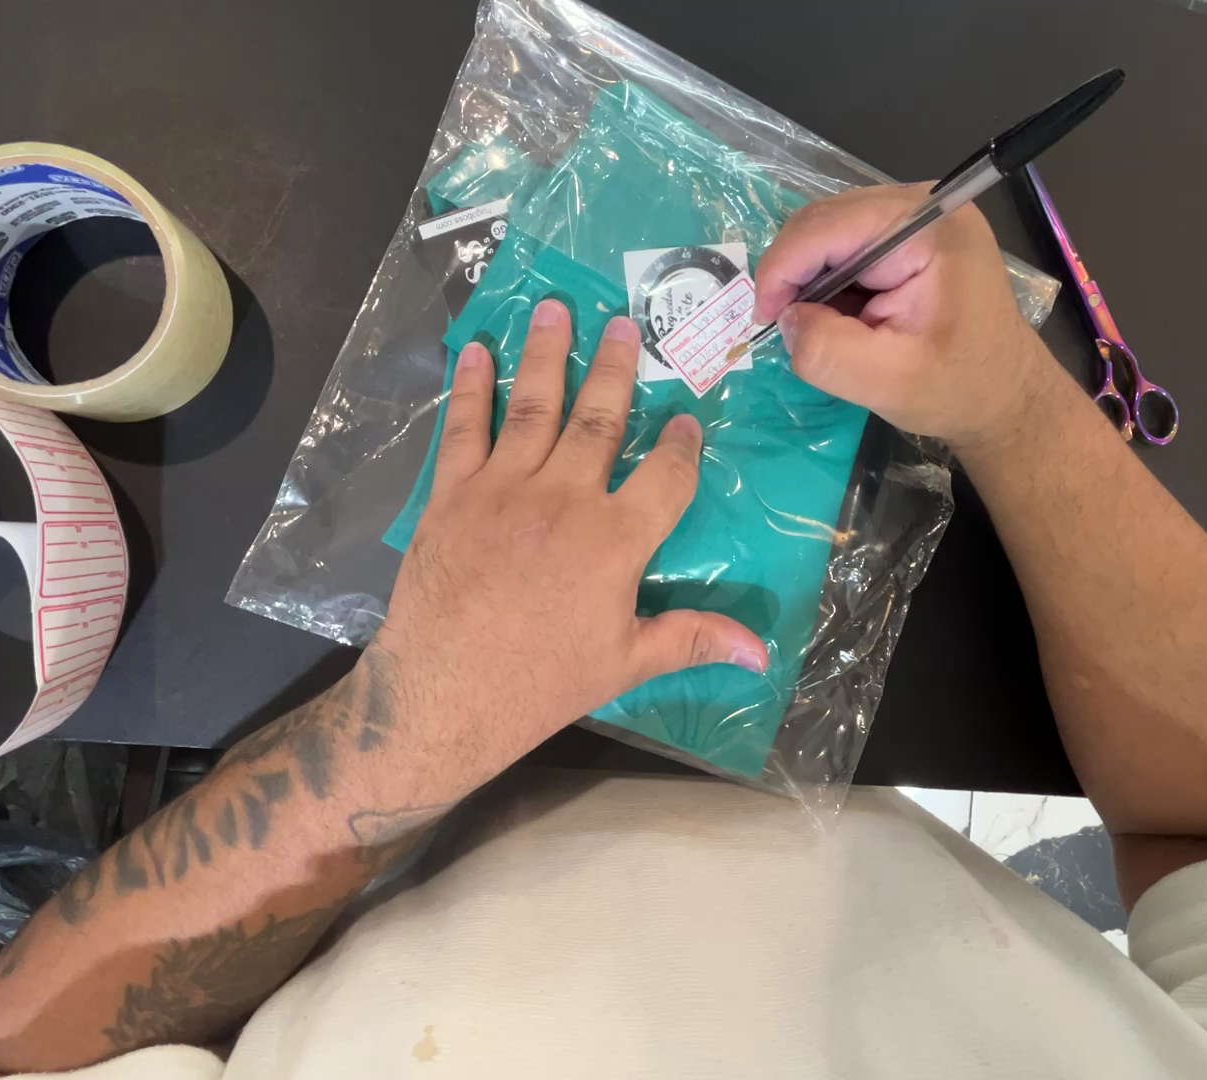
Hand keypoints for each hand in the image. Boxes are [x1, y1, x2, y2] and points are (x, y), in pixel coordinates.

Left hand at [375, 298, 768, 769]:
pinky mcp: (453, 495)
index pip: (666, 476)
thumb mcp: (626, 663)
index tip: (688, 419)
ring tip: (557, 309)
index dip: (682, 446)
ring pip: (534, 407)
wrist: (444, 694)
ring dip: (548, 355)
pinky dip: (471, 389)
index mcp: (616, 539)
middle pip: (600, 420)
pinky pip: (464, 429)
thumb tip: (762, 653)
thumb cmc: (541, 683)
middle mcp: (565, 498)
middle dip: (616, 370)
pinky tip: (476, 353)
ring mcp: (504, 489)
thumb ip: (692, 640)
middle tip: (624, 325)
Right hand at [754, 185, 1061, 448]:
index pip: (827, 226)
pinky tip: (836, 318)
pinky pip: (844, 250)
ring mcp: (916, 220)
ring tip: (815, 327)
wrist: (1004, 397)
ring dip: (807, 280)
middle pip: (823, 221)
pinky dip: (825, 283)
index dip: (781, 269)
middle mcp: (923, 208)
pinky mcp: (908, 241)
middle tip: (784, 327)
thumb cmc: (957, 390)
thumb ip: (826, 350)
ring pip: (828, 235)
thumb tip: (786, 319)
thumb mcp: (886, 381)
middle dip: (792, 274)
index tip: (763, 320)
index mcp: (927, 229)